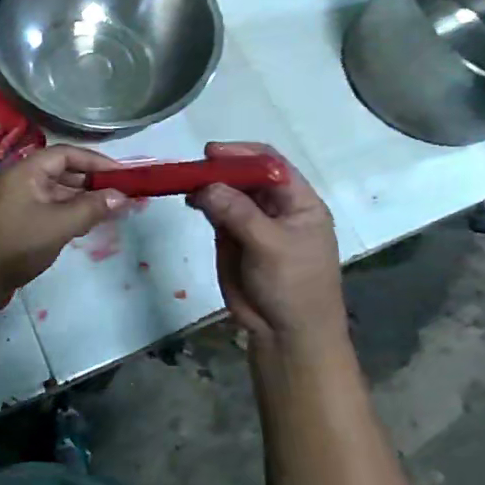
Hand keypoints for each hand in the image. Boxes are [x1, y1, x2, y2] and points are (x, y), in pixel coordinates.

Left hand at [0, 145, 126, 303]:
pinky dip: (66, 213)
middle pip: (61, 172)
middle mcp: (18, 180)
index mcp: (25, 171)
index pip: (66, 154)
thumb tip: (121, 196)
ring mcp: (14, 202)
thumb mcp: (58, 225)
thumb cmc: (15, 244)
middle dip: (91, 182)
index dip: (96, 161)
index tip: (123, 175)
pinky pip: (46, 209)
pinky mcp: (13, 222)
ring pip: (54, 193)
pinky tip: (84, 225)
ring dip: (81, 200)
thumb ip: (91, 208)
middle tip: (122, 195)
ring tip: (110, 211)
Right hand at [186, 142, 347, 353]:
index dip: (242, 153)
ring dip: (208, 184)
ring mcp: (252, 222)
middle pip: (245, 175)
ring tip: (185, 184)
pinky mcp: (232, 238)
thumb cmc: (293, 285)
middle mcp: (275, 206)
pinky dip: (202, 202)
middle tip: (191, 170)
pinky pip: (216, 211)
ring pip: (227, 192)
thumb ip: (239, 213)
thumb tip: (205, 186)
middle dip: (220, 168)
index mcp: (299, 202)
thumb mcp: (271, 245)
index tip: (211, 153)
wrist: (285, 332)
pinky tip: (189, 200)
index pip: (271, 164)